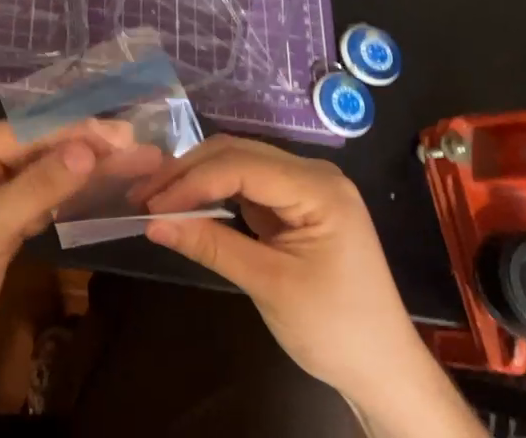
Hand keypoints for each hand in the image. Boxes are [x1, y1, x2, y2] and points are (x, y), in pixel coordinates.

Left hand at [0, 120, 112, 379]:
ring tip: (133, 169)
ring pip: (43, 178)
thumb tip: (88, 149)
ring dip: (83, 176)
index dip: (79, 131)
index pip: (30, 131)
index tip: (128, 132)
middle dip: (88, 151)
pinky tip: (99, 197)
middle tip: (143, 150)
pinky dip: (67, 202)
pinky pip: (39, 205)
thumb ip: (39, 186)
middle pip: (39, 151)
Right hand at [137, 136, 431, 399]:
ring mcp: (306, 189)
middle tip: (141, 196)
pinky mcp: (296, 207)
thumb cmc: (334, 329)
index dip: (189, 182)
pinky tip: (187, 206)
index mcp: (319, 189)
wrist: (384, 371)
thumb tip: (150, 222)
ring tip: (156, 199)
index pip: (239, 166)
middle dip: (186, 173)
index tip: (148, 205)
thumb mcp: (268, 285)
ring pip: (237, 164)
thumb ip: (210, 245)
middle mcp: (314, 176)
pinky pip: (246, 186)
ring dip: (196, 179)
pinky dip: (213, 193)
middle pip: (236, 154)